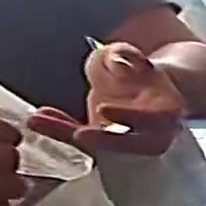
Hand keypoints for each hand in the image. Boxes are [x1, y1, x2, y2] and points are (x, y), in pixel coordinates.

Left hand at [29, 41, 185, 155]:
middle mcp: (154, 133)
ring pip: (108, 149)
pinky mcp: (106, 143)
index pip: (156, 120)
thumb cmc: (139, 73)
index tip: (104, 110)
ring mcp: (129, 142)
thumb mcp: (134, 56)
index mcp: (167, 111)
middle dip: (109, 141)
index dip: (133, 117)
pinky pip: (86, 141)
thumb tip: (120, 63)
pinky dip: (61, 130)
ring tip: (39, 120)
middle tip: (79, 134)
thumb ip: (127, 56)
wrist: (144, 89)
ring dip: (73, 136)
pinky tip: (38, 118)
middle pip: (137, 146)